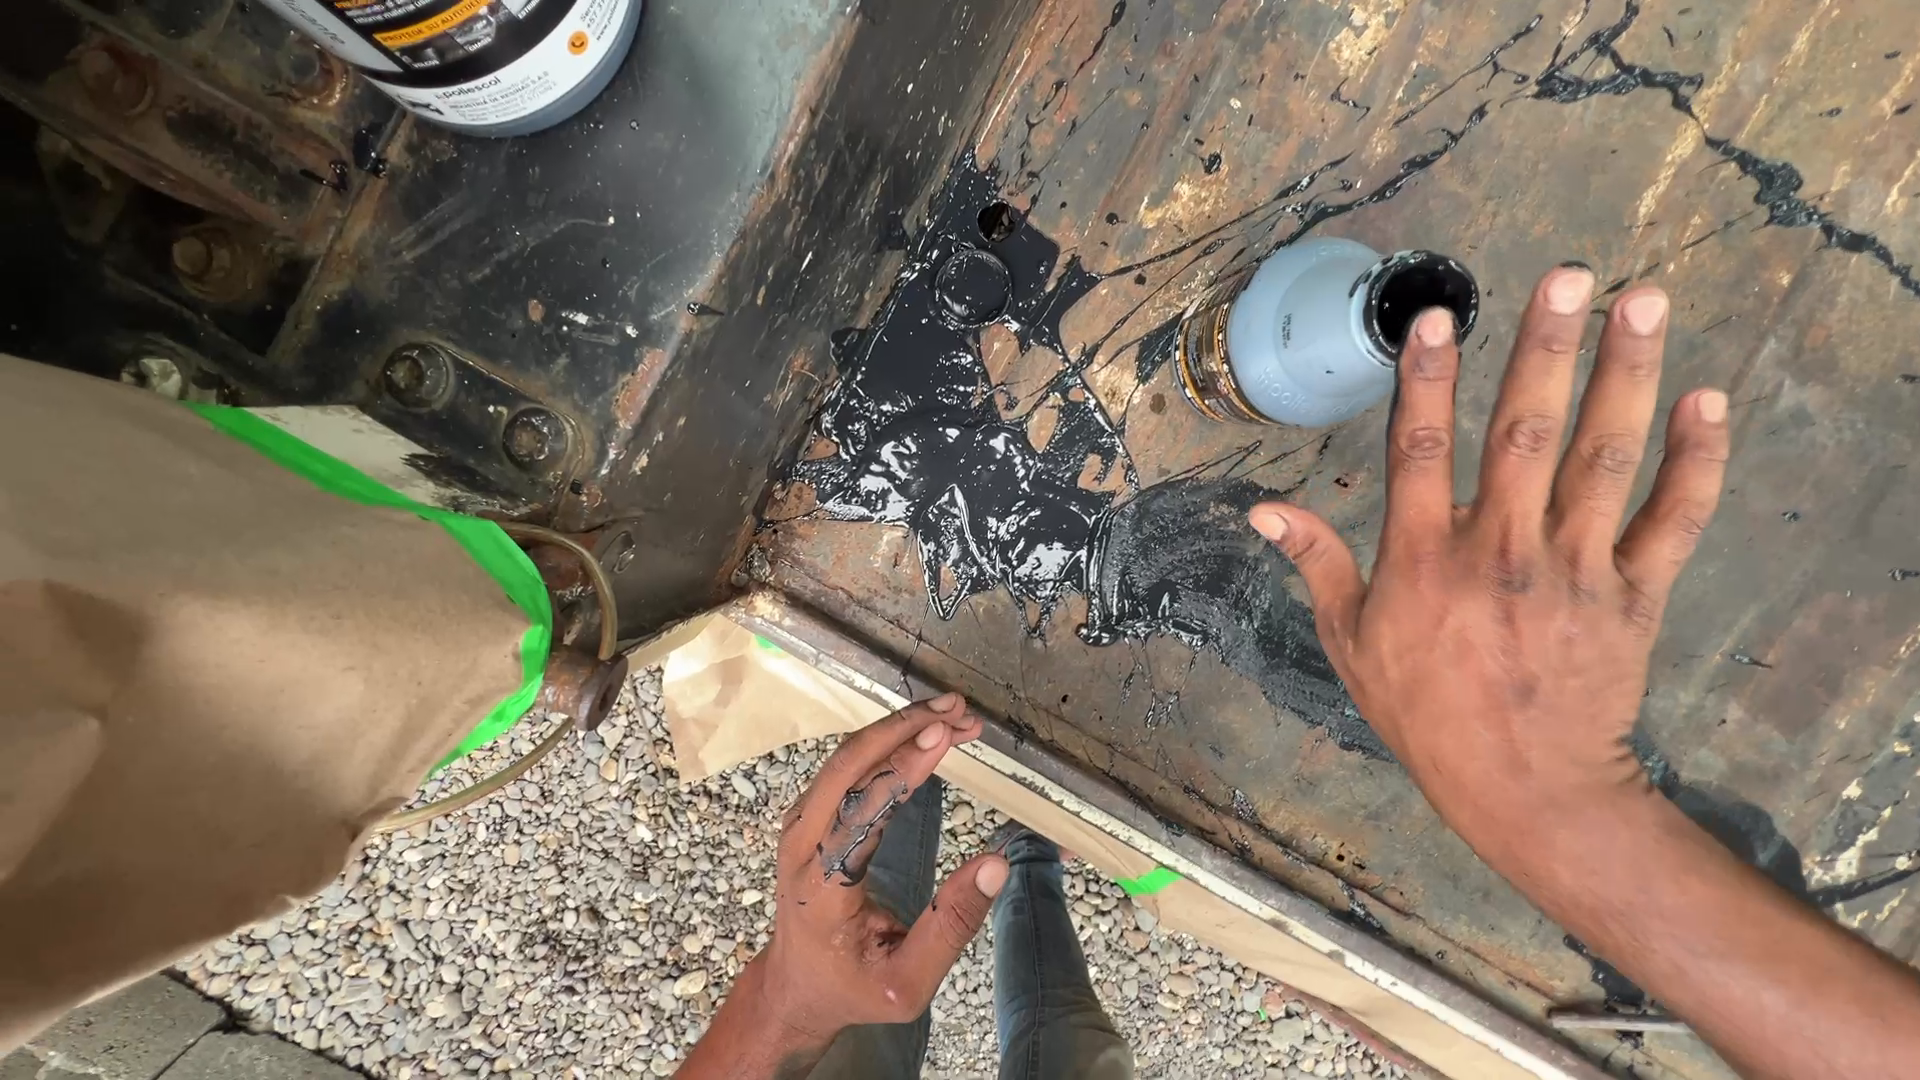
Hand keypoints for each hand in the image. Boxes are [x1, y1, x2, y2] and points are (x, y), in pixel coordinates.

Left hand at [683, 695, 1007, 1077]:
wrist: (794, 984)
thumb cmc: (851, 986)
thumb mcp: (907, 982)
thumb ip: (951, 926)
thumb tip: (995, 865)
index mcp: (821, 885)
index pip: (860, 810)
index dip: (903, 766)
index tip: (944, 734)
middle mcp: (802, 842)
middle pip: (847, 764)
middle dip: (903, 727)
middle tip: (957, 710)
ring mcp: (802, 822)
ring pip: (848, 755)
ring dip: (901, 728)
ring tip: (955, 715)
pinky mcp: (811, 812)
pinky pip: (850, 763)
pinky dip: (891, 740)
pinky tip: (928, 731)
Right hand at [1248, 266, 1728, 871]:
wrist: (1522, 783)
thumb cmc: (1419, 708)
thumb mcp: (1346, 638)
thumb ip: (1315, 561)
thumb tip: (1261, 511)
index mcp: (1422, 559)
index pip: (1421, 450)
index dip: (1427, 381)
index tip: (1440, 320)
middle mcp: (1500, 550)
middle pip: (1525, 435)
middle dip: (1546, 350)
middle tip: (1570, 277)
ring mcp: (1575, 569)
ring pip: (1606, 460)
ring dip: (1626, 378)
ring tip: (1643, 304)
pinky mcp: (1635, 595)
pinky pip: (1673, 520)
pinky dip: (1696, 460)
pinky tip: (1708, 401)